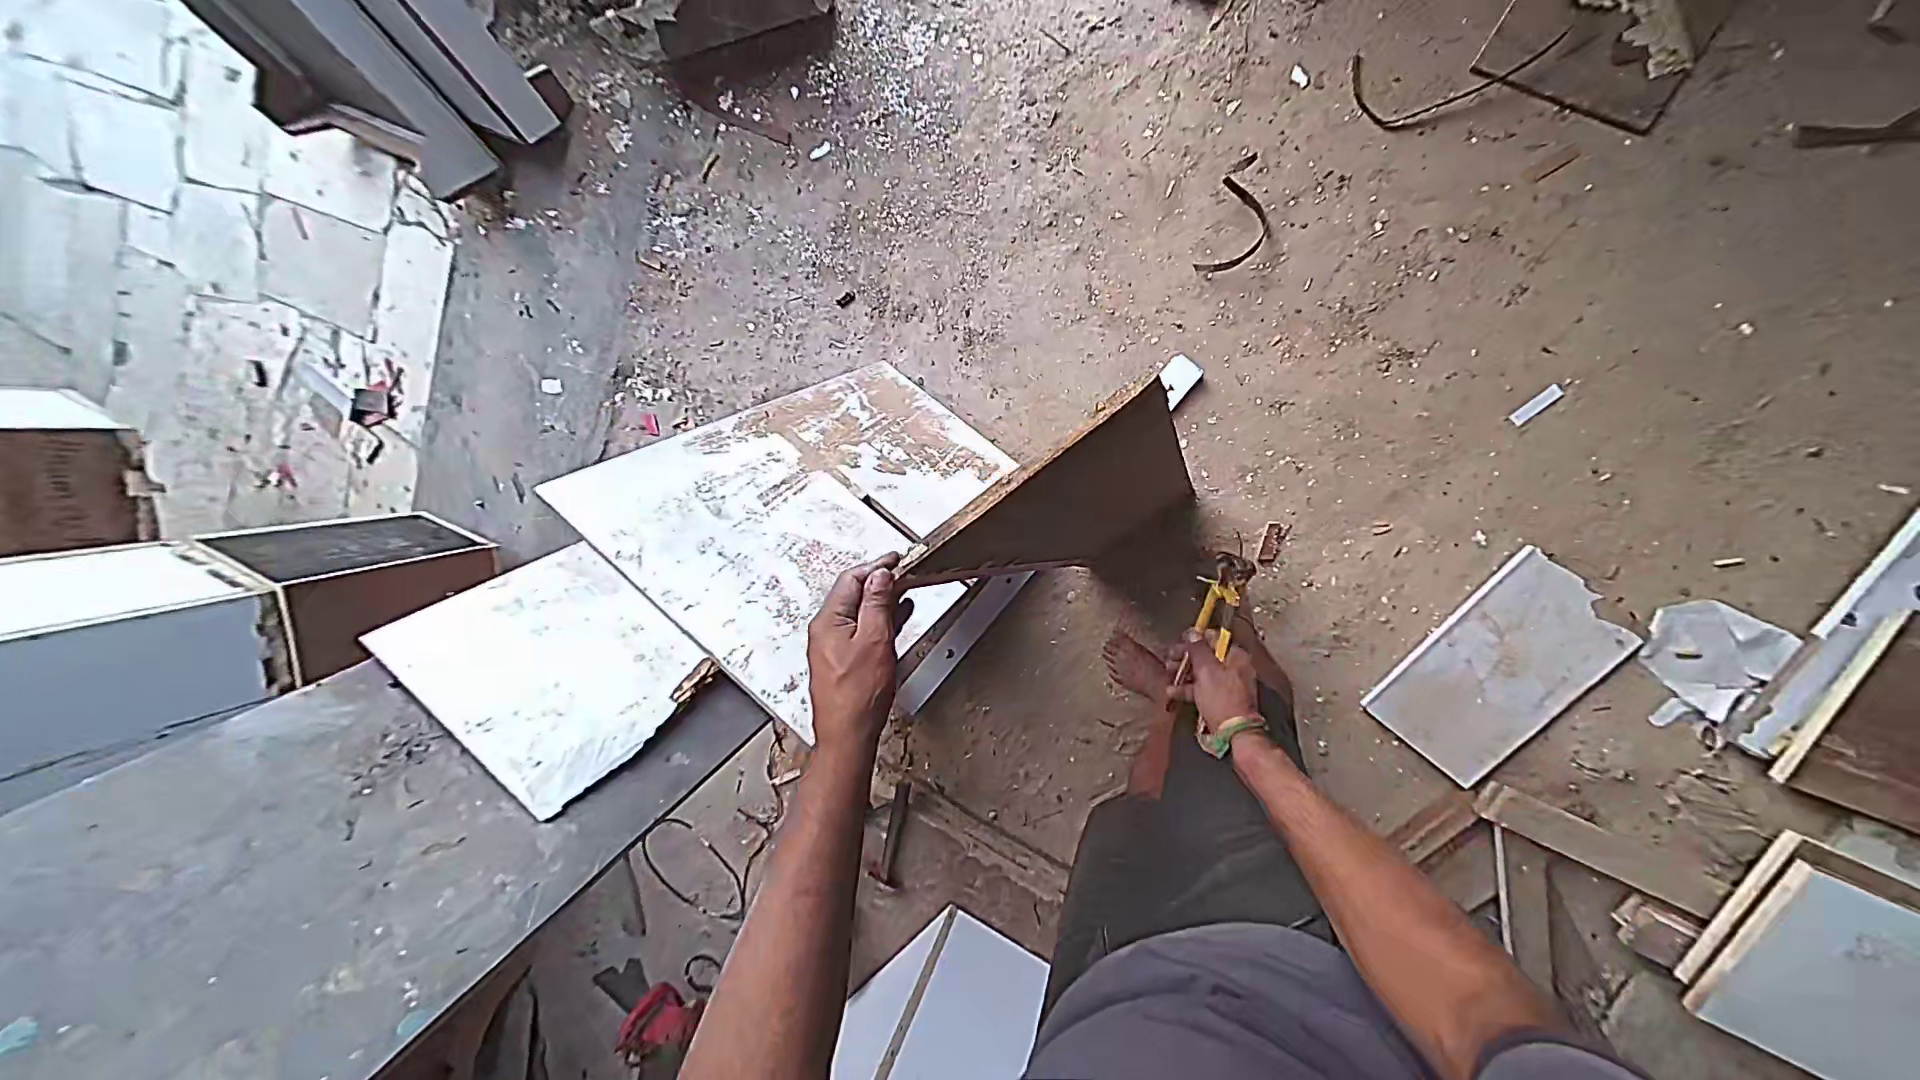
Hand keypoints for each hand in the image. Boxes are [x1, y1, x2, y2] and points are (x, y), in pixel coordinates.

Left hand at [806, 554, 912, 754]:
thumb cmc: (857, 696)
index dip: (875, 566)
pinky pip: (861, 631)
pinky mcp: (842, 661)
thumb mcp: (874, 640)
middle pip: (853, 594)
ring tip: (904, 592)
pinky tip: (895, 619)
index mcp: (828, 621)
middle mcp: (826, 631)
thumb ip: (877, 603)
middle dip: (879, 582)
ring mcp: (833, 647)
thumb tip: (880, 576)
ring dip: (881, 601)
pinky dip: (879, 621)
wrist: (848, 735)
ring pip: (859, 613)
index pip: (851, 580)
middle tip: (902, 574)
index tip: (894, 560)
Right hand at [1171, 629, 1262, 737]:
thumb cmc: (1221, 698)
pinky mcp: (1221, 698)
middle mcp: (1234, 666)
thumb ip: (1198, 649)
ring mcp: (1228, 683)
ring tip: (1168, 674)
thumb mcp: (1206, 670)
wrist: (1235, 733)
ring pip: (1202, 672)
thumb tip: (1193, 632)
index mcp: (1235, 655)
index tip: (1179, 643)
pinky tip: (1172, 692)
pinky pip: (1203, 688)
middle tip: (1169, 659)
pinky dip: (1189, 689)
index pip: (1214, 638)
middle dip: (1185, 657)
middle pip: (1205, 655)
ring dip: (1183, 672)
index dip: (1194, 639)